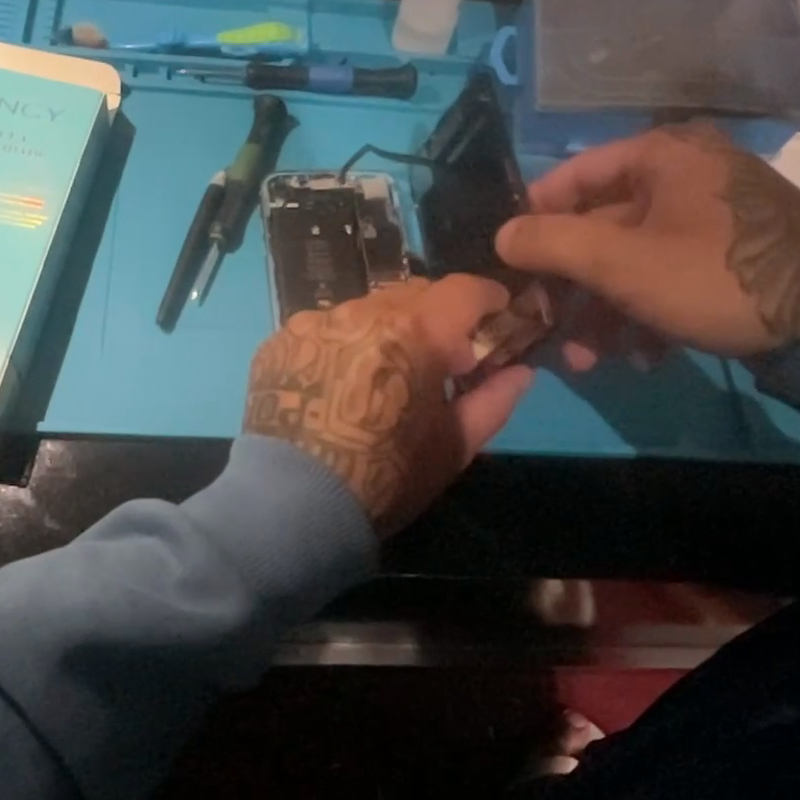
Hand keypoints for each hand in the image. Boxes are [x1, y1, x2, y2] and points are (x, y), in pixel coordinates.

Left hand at [243, 276, 535, 535]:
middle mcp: (359, 314)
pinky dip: (342, 348)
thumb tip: (521, 372)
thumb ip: (493, 401)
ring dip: (385, 332)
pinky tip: (338, 387)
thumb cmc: (384, 480)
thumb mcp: (452, 447)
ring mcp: (312, 325)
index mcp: (412, 334)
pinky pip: (323, 330)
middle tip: (440, 360)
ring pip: (364, 309)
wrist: (292, 508)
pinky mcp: (278, 344)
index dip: (488, 300)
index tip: (496, 320)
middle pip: (412, 296)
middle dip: (436, 319)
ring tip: (382, 378)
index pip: (463, 290)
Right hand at [496, 124, 799, 358]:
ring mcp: (709, 218)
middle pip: (599, 229)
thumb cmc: (713, 276)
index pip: (572, 176)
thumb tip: (500, 236)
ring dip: (602, 314)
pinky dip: (644, 315)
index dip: (533, 220)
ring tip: (593, 362)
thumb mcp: (620, 262)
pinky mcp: (726, 257)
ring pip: (628, 262)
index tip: (508, 265)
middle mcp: (684, 176)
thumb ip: (551, 244)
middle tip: (549, 332)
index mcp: (662, 156)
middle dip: (571, 290)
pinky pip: (663, 278)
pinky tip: (646, 356)